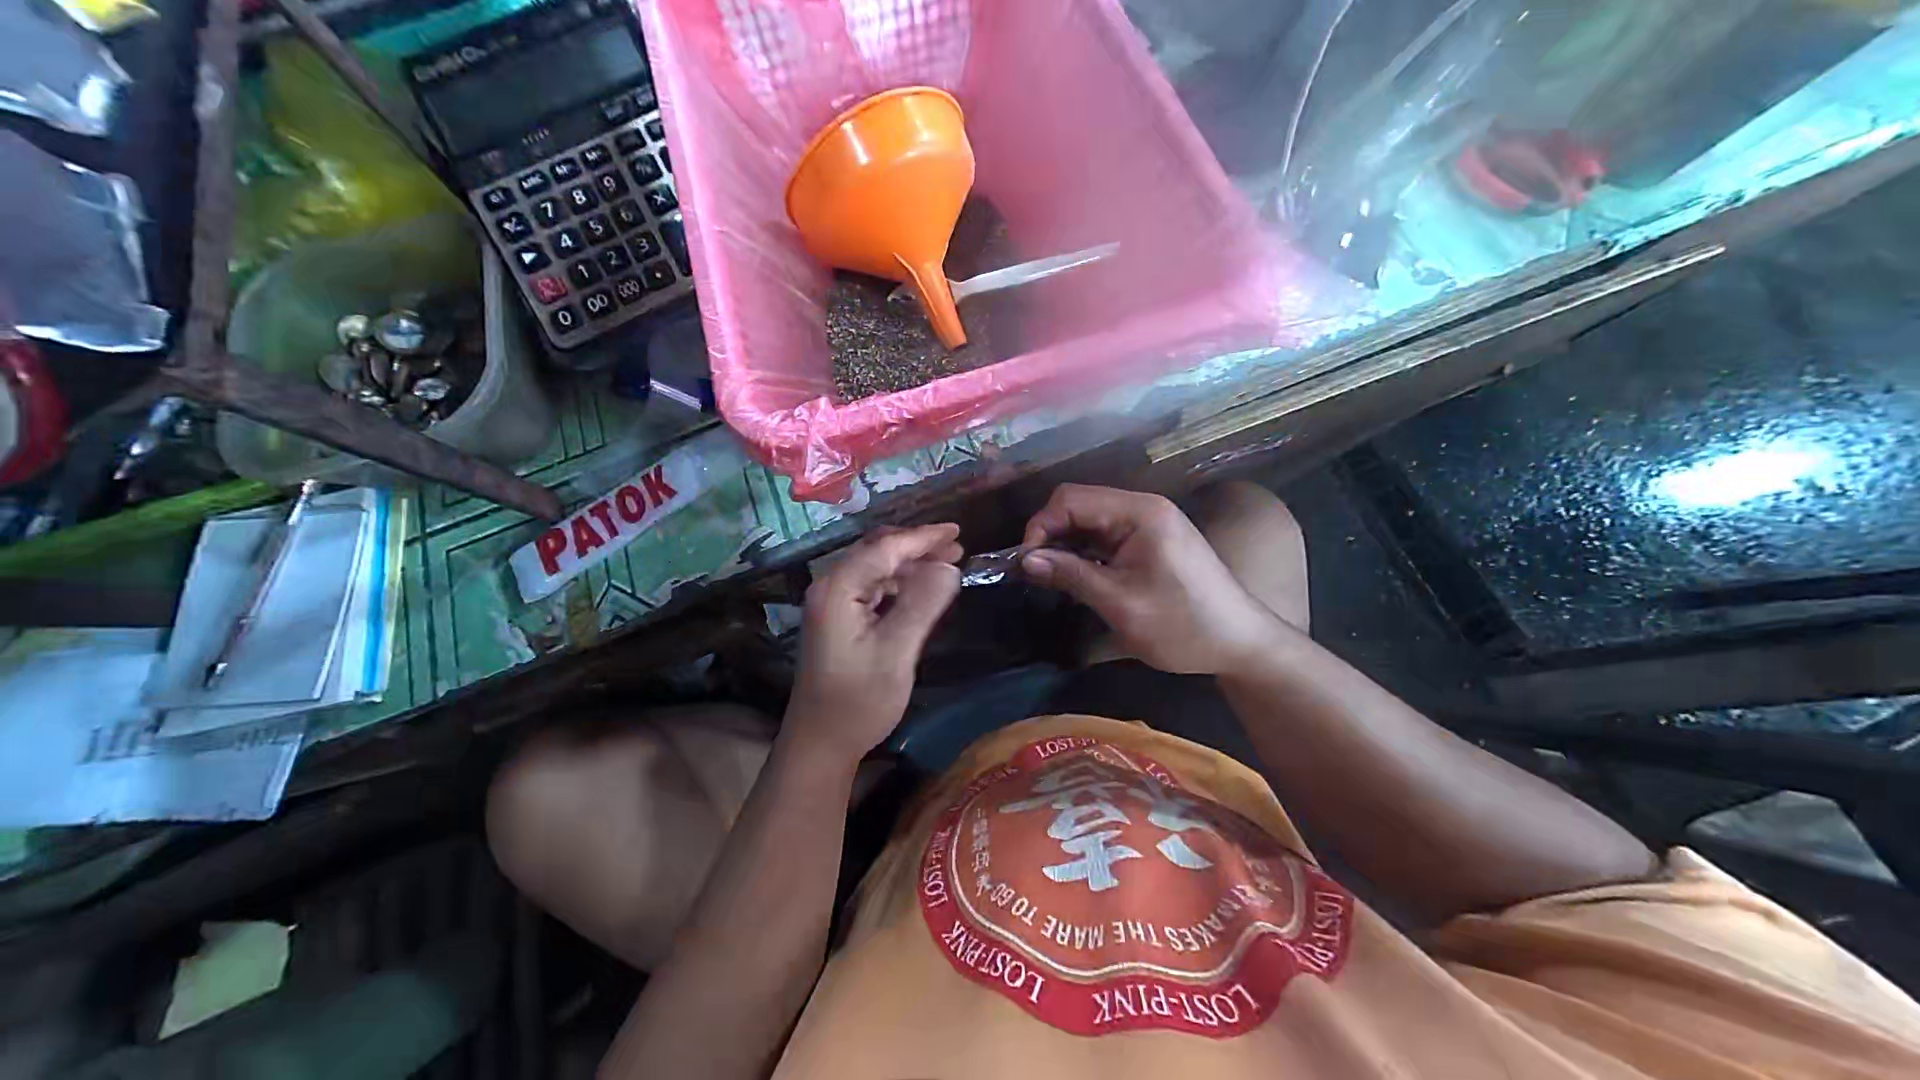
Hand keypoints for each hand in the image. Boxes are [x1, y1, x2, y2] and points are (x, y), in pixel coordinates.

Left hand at [784, 523, 962, 763]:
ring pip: (875, 568)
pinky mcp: (837, 620)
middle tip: (957, 548)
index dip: (923, 537)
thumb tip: (950, 567)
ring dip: (909, 563)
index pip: (885, 548)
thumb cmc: (858, 701)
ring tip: (946, 565)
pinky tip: (920, 589)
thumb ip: (922, 605)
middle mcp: (830, 588)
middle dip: (916, 545)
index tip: (958, 531)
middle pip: (877, 551)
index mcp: (838, 589)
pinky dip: (898, 582)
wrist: (820, 743)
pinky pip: (871, 587)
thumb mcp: (896, 652)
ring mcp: (831, 604)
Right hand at [1020, 485, 1284, 675]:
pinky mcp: (1150, 540)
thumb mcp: (1121, 603)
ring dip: (1066, 544)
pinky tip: (1075, 576)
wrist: (1239, 643)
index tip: (1026, 563)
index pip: (1071, 499)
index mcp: (1139, 513)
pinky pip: (1105, 535)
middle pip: (1079, 504)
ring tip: (1050, 577)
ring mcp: (1149, 523)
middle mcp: (1143, 508)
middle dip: (1050, 533)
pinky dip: (1084, 552)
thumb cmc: (1182, 625)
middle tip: (1035, 572)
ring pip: (1089, 520)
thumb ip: (1072, 575)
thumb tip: (1025, 559)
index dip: (1041, 526)